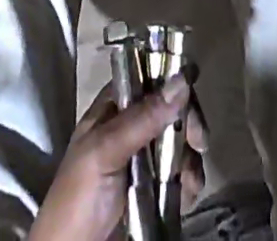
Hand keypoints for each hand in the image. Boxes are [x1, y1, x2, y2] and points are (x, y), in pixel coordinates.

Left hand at [30, 72, 206, 240]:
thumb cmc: (77, 201)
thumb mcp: (103, 153)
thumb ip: (142, 118)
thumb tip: (182, 79)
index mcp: (112, 110)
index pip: (146, 76)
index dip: (171, 76)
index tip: (192, 86)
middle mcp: (131, 127)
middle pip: (171, 106)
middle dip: (189, 121)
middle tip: (199, 141)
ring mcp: (145, 158)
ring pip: (182, 138)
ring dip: (192, 155)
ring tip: (190, 180)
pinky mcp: (157, 187)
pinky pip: (185, 170)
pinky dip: (192, 178)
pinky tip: (188, 193)